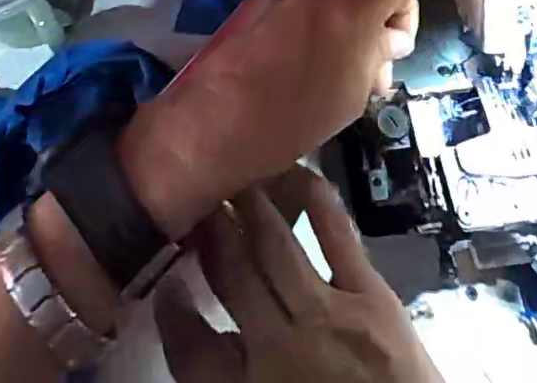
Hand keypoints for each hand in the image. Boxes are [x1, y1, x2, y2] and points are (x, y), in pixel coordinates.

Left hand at [119, 0, 420, 237]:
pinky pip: (305, 16)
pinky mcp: (264, 13)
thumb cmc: (294, 118)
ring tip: (336, 81)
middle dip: (374, 32)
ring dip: (345, 35)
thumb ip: (378, 59)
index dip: (406, 20)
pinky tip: (305, 75)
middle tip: (369, 78)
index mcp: (351, 9)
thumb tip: (390, 40)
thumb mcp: (352, 96)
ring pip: (334, 8)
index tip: (396, 55)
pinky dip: (317, 36)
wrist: (215, 124)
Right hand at [155, 169, 442, 382]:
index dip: (173, 314)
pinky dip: (317, 201)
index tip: (165, 284)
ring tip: (238, 180)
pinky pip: (338, 235)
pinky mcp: (370, 294)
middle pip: (233, 277)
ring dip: (253, 208)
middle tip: (199, 199)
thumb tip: (216, 344)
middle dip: (212, 234)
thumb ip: (238, 381)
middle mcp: (279, 347)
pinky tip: (301, 174)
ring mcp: (327, 314)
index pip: (191, 351)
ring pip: (277, 247)